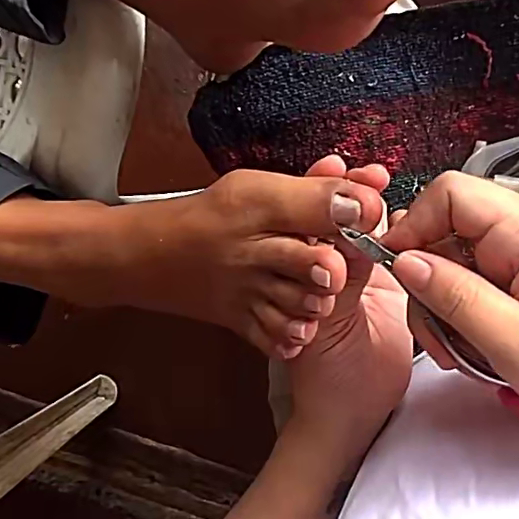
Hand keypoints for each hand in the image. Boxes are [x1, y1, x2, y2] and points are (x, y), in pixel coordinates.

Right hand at [0, 169, 386, 359]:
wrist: (149, 256)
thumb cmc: (208, 216)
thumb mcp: (257, 187)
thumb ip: (313, 187)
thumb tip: (369, 180)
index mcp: (262, 205)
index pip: (326, 206)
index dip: (360, 209)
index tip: (369, 208)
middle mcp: (255, 251)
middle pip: (319, 264)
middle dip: (339, 264)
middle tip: (336, 263)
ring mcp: (246, 292)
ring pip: (303, 306)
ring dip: (320, 302)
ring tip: (319, 294)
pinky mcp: (237, 323)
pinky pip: (276, 338)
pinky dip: (293, 335)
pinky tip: (299, 323)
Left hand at [283, 157, 412, 439]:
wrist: (355, 416)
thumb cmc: (322, 379)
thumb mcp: (327, 328)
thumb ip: (341, 285)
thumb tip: (355, 235)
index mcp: (297, 271)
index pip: (306, 219)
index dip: (321, 189)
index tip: (338, 166)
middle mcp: (325, 268)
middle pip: (337, 217)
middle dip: (352, 192)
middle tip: (372, 175)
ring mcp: (357, 276)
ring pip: (364, 230)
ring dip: (374, 207)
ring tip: (384, 184)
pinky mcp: (388, 287)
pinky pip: (393, 252)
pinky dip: (398, 233)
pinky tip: (406, 217)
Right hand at [379, 172, 518, 441]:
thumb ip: (456, 298)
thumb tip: (404, 262)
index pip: (454, 193)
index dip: (415, 225)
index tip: (400, 273)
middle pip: (442, 229)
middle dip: (425, 279)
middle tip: (433, 334)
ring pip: (446, 260)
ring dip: (437, 305)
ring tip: (454, 350)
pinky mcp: (515, 279)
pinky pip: (463, 282)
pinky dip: (453, 314)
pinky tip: (467, 347)